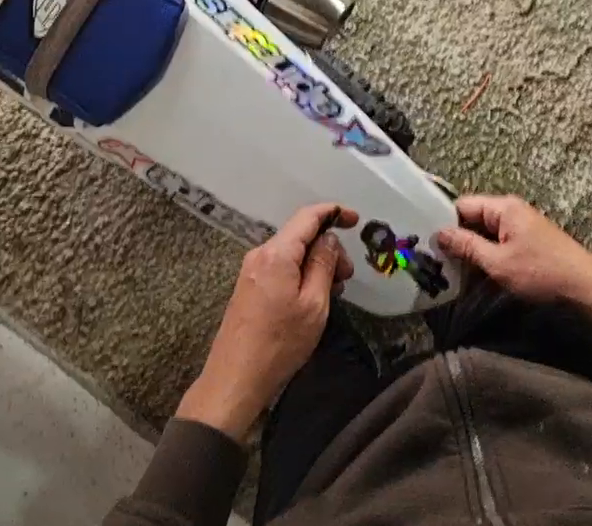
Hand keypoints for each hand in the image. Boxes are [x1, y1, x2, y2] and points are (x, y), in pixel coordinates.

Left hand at [176, 203, 357, 442]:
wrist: (235, 379)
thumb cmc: (280, 343)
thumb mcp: (313, 305)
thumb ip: (323, 265)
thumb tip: (329, 239)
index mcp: (277, 253)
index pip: (308, 216)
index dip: (333, 212)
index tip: (356, 220)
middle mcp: (260, 254)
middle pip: (300, 235)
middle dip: (329, 248)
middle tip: (348, 276)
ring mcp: (252, 271)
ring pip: (292, 254)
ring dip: (316, 264)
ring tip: (334, 291)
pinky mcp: (249, 287)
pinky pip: (281, 268)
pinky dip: (302, 274)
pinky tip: (314, 297)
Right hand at [435, 195, 591, 337]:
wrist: (586, 288)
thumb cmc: (540, 272)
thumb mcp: (498, 262)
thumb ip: (466, 246)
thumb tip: (438, 233)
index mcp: (503, 207)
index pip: (462, 204)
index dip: (443, 220)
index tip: (425, 239)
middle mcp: (511, 210)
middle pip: (473, 217)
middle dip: (455, 236)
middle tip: (433, 257)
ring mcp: (521, 226)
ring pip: (485, 232)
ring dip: (471, 248)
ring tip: (448, 267)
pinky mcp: (528, 241)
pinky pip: (498, 241)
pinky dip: (486, 253)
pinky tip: (474, 271)